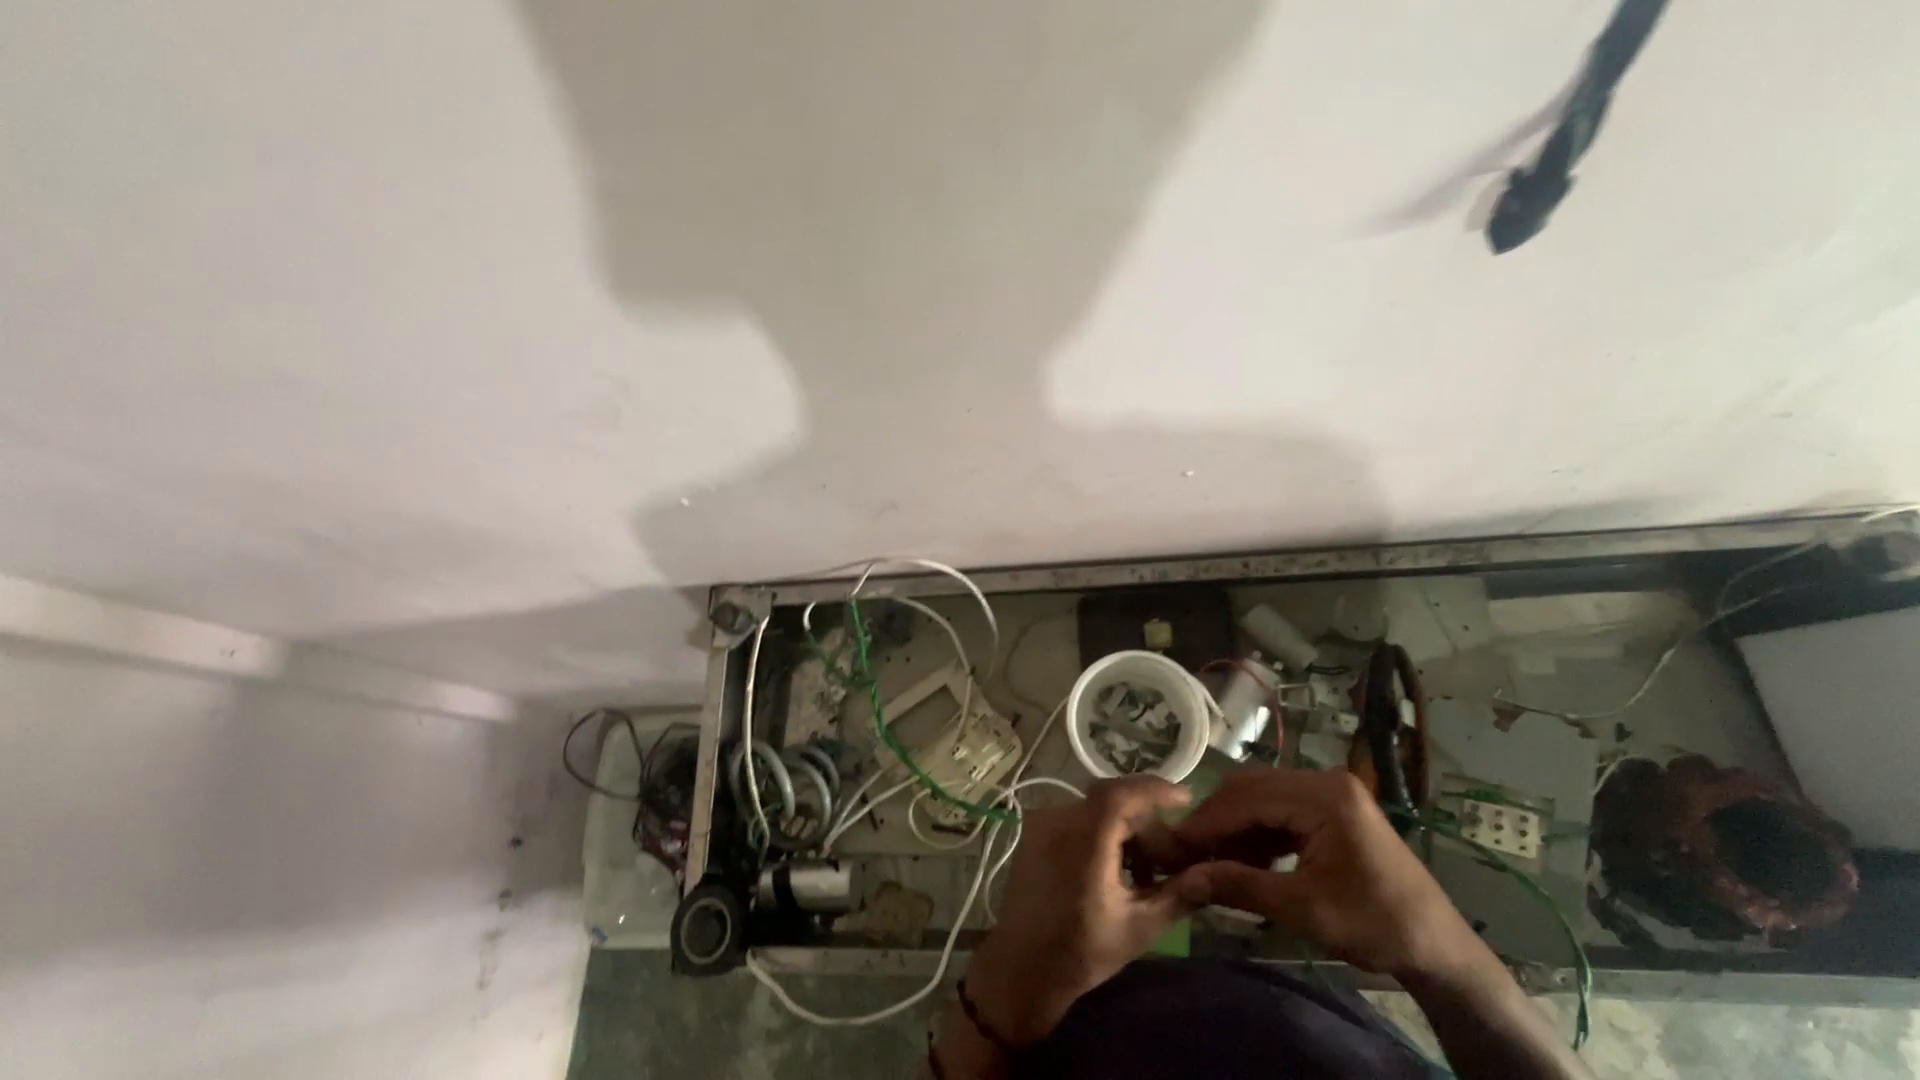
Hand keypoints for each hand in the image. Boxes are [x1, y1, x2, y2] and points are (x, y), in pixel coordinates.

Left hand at [964, 777, 1209, 1045]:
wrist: (1021, 968)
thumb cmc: (1080, 951)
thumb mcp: (1140, 928)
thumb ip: (1180, 895)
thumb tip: (1215, 874)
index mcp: (1083, 842)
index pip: (1121, 794)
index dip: (1155, 789)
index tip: (1186, 800)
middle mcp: (1058, 821)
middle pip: (1114, 803)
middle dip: (1149, 826)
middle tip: (1174, 861)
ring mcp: (1042, 824)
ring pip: (1098, 811)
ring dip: (1128, 832)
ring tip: (1148, 874)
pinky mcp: (1034, 833)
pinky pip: (1078, 819)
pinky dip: (1104, 835)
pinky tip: (1119, 870)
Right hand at [1172, 769, 1490, 982]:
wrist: (1438, 948)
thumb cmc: (1376, 925)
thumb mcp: (1304, 909)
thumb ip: (1241, 886)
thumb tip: (1183, 879)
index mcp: (1323, 796)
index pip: (1246, 798)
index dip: (1204, 823)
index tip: (1169, 848)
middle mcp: (1324, 782)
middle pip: (1250, 790)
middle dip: (1214, 822)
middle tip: (1182, 854)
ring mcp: (1329, 794)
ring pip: (1260, 799)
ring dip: (1232, 829)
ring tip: (1206, 862)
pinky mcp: (1330, 811)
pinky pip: (1278, 812)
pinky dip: (1255, 834)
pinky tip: (1240, 862)